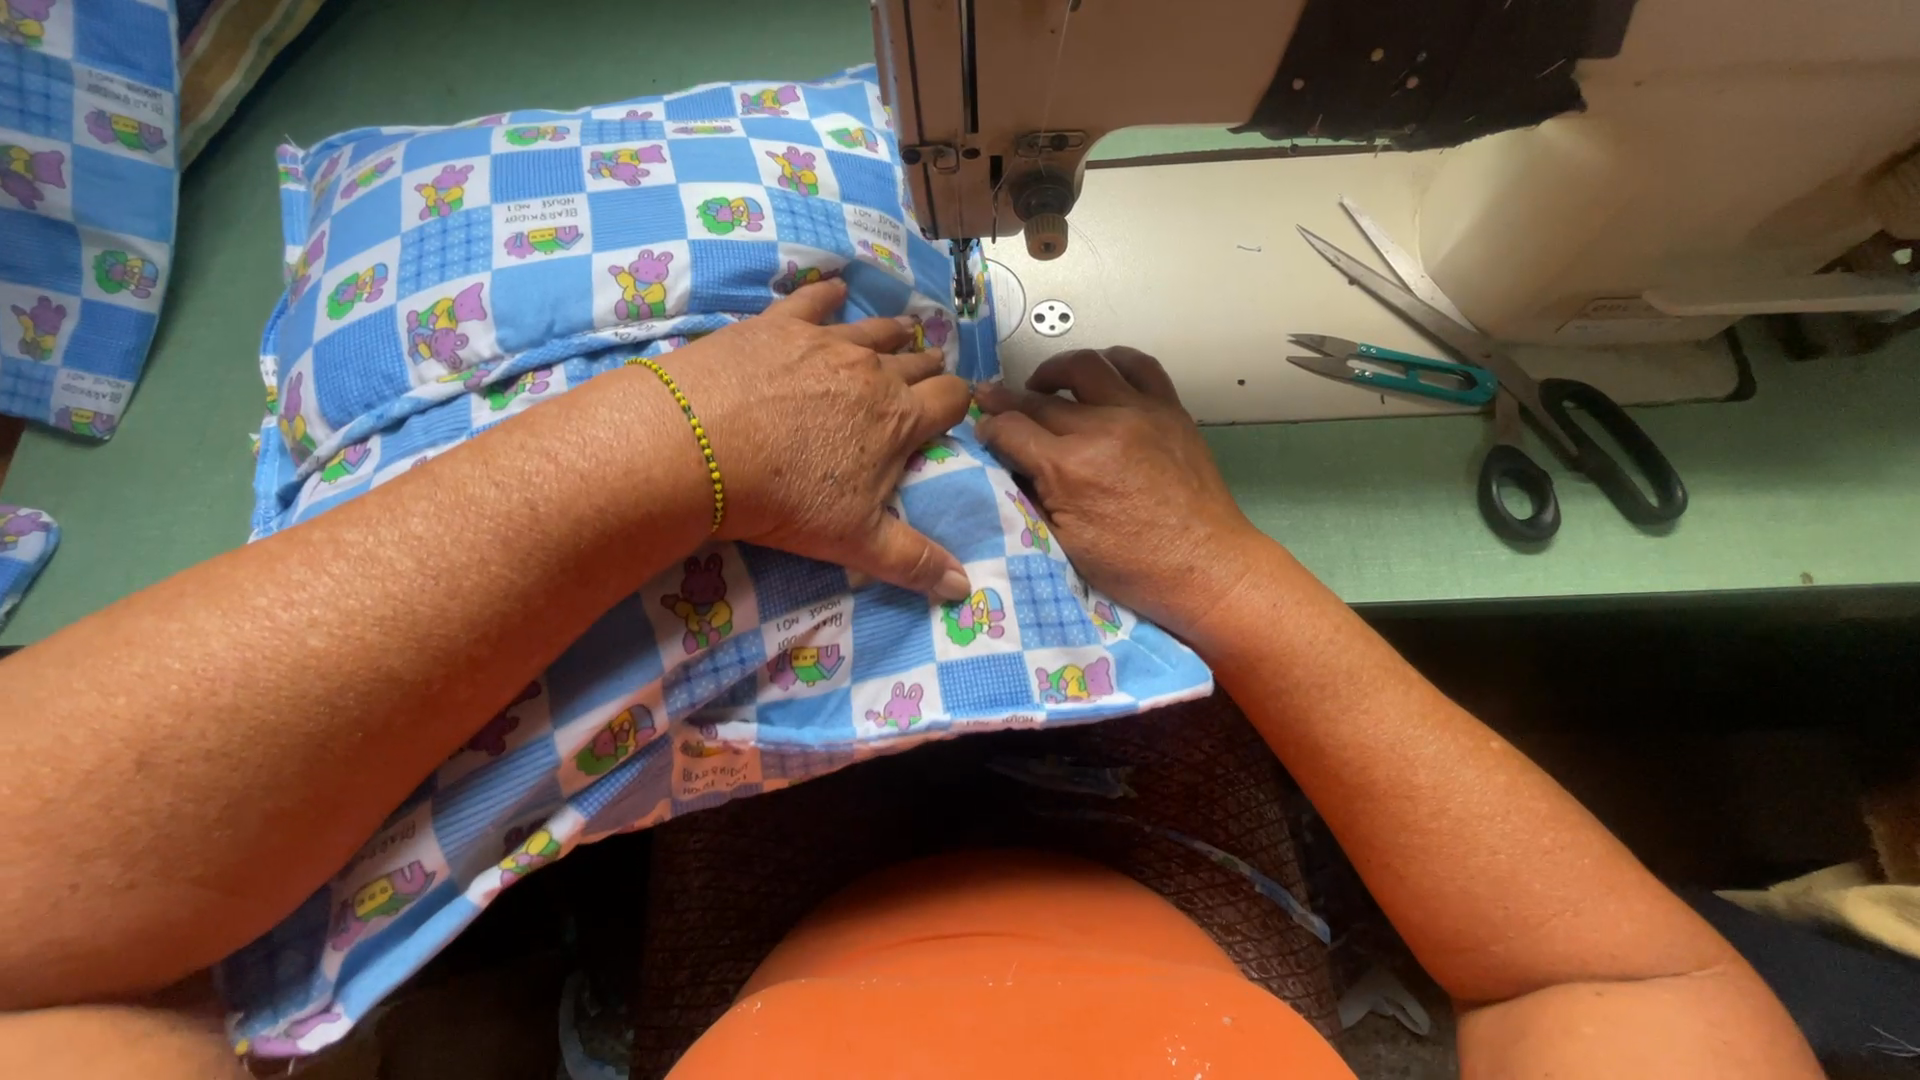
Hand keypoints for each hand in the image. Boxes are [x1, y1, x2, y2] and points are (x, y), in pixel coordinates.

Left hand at [664, 279, 973, 598]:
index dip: (959, 403)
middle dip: (927, 369)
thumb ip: (914, 561)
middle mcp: (871, 371)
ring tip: (902, 333)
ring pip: (874, 330)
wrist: (699, 448)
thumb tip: (965, 588)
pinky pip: (814, 300)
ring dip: (893, 334)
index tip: (955, 409)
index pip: (950, 399)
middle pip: (916, 362)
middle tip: (926, 377)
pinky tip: (835, 289)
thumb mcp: (854, 540)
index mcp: (898, 418)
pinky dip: (829, 295)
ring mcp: (825, 342)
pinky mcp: (779, 325)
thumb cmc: (785, 499)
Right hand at [975, 347, 1271, 641]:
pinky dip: (1113, 362)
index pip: (1010, 428)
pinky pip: (1139, 365)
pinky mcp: (1170, 409)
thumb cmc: (1131, 567)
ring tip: (1045, 384)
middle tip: (992, 399)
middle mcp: (1101, 428)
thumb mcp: (1063, 543)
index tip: (981, 429)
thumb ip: (1031, 496)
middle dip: (1007, 398)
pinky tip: (1100, 374)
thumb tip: (1007, 464)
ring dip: (1056, 370)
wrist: (1203, 564)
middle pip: (1040, 399)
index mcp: (1069, 468)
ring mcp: (1139, 412)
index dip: (988, 427)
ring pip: (1086, 365)